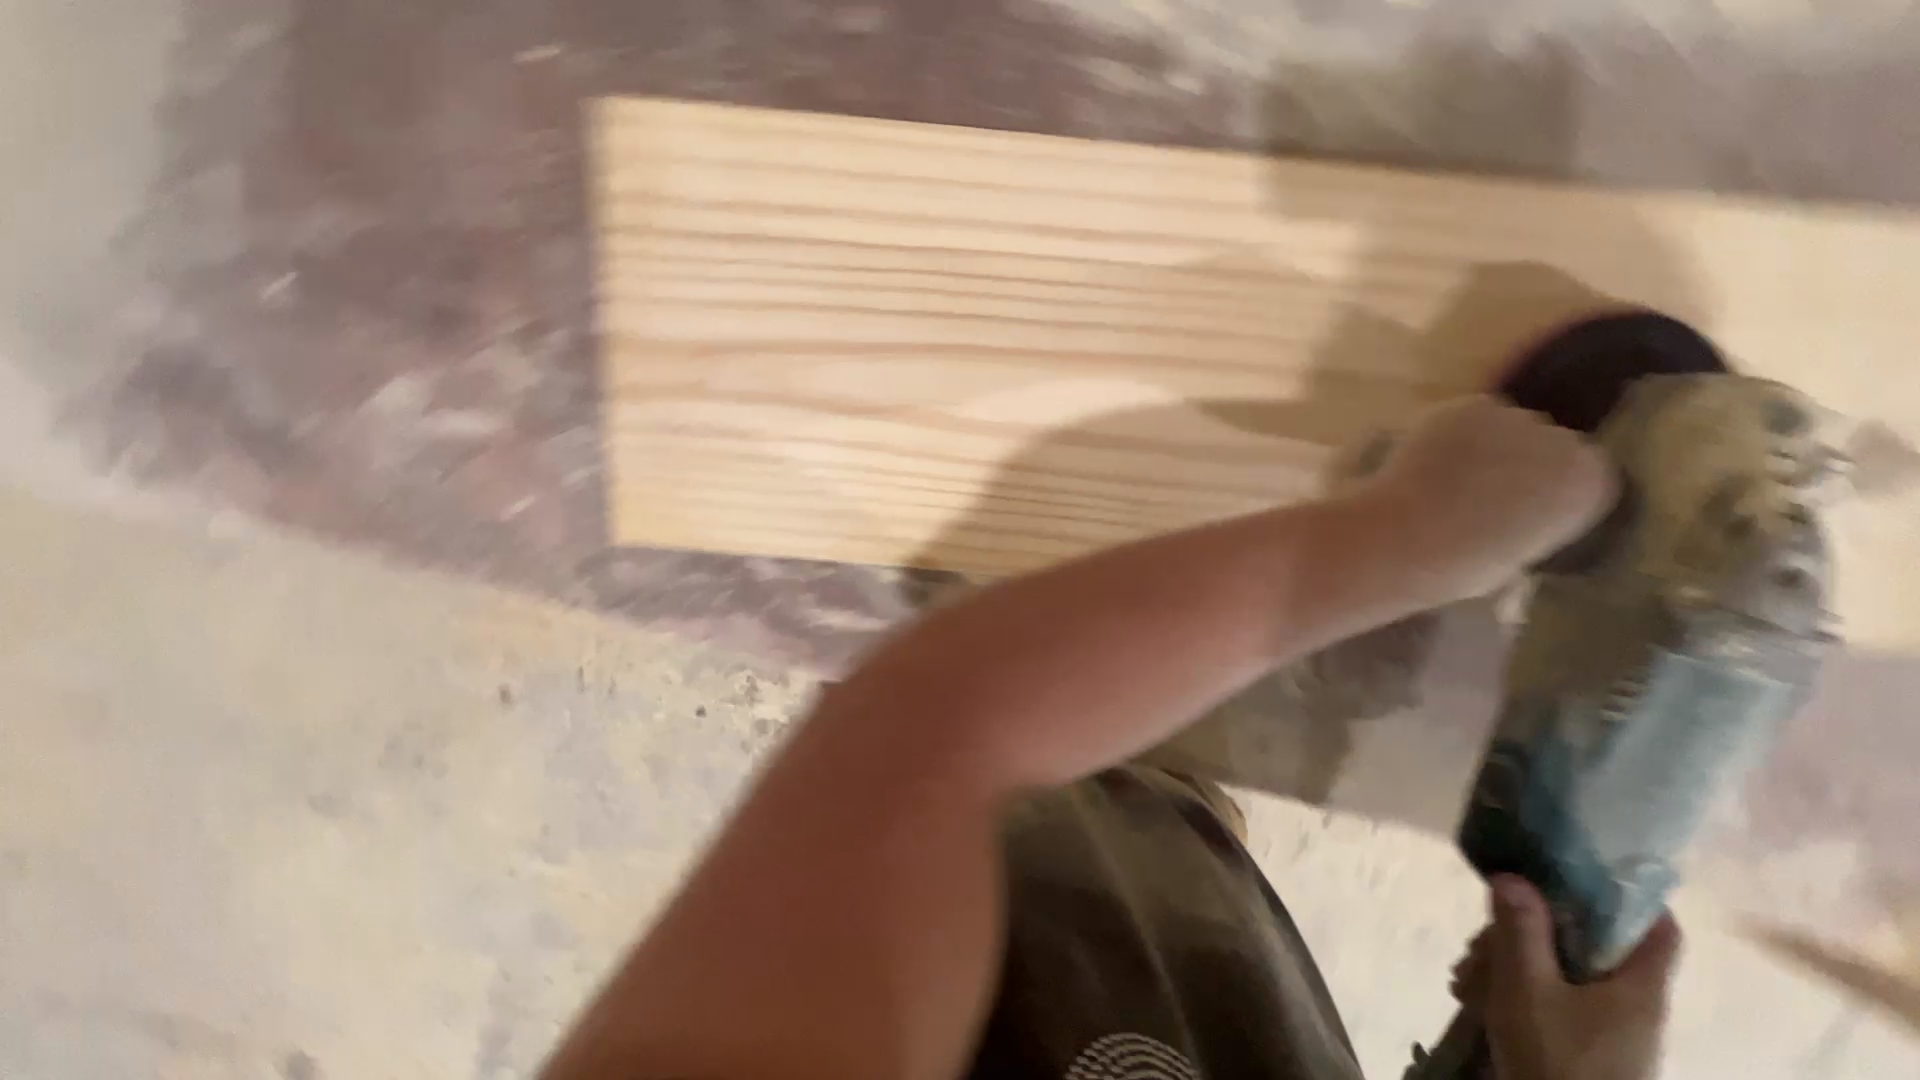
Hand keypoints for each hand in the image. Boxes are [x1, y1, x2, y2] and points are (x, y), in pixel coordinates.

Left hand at [1354, 396, 1614, 605]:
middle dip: (1518, 461)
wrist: (1407, 538)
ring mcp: (1515, 416)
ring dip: (1483, 444)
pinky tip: (1426, 459)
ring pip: (1503, 425)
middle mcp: (1565, 441)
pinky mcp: (1468, 406)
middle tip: (1477, 492)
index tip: (1520, 508)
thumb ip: (1531, 535)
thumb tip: (1518, 546)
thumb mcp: (1518, 563)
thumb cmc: (1461, 566)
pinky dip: (1447, 432)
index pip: (1583, 475)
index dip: (1548, 490)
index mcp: (1591, 485)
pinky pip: (1464, 416)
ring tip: (1445, 478)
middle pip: (1547, 442)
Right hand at [1453, 877, 1681, 1079]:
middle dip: (1529, 929)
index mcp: (1637, 986)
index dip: (1628, 892)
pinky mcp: (1586, 1045)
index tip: (1576, 869)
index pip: (1658, 925)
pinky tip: (1473, 995)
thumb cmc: (1557, 1060)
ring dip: (1510, 961)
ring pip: (1562, 969)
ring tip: (1466, 976)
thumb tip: (1513, 873)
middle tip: (1482, 938)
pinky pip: (1553, 998)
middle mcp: (1632, 1002)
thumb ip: (1520, 929)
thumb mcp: (1527, 988)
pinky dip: (1515, 988)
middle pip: (1589, 942)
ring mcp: (1610, 1027)